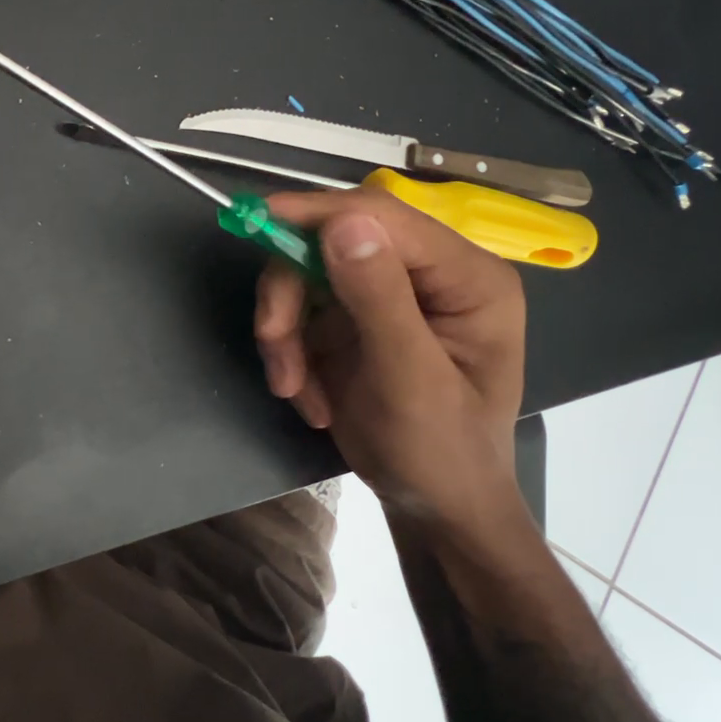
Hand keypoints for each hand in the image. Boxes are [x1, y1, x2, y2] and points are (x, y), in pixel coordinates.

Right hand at [254, 190, 527, 528]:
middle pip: (328, 243)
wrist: (431, 507)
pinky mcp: (348, 317)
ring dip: (284, 333)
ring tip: (293, 386)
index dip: (316, 214)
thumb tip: (343, 222)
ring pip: (301, 276)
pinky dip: (286, 350)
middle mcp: (423, 273)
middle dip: (291, 296)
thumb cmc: (440, 452)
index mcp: (464, 275)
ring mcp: (382, 294)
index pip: (381, 217)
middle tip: (273, 343)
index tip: (255, 221)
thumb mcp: (409, 379)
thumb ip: (379, 298)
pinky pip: (294, 310)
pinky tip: (305, 392)